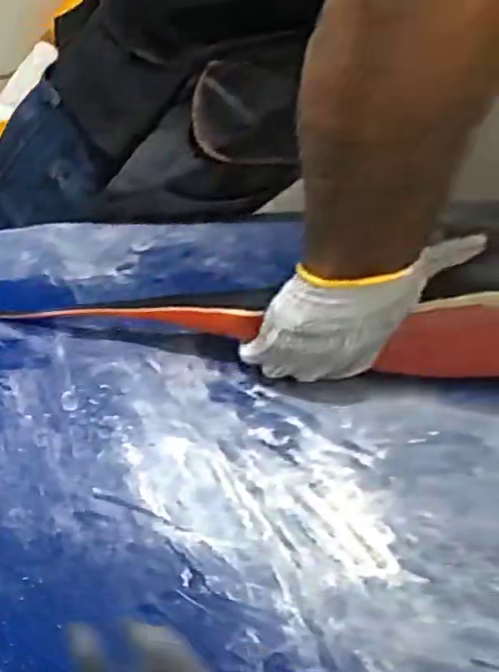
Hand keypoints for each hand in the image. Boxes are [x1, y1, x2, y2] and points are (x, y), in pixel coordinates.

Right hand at [239, 234, 486, 380]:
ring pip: (276, 369)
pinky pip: (254, 355)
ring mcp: (295, 356)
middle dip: (301, 364)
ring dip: (274, 360)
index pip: (345, 370)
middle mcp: (326, 362)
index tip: (329, 352)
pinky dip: (252, 351)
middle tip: (295, 350)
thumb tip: (480, 242)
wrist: (347, 280)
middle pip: (306, 374)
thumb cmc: (386, 282)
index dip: (336, 362)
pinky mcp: (269, 346)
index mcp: (361, 353)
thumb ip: (444, 261)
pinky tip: (253, 344)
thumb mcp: (418, 275)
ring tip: (270, 349)